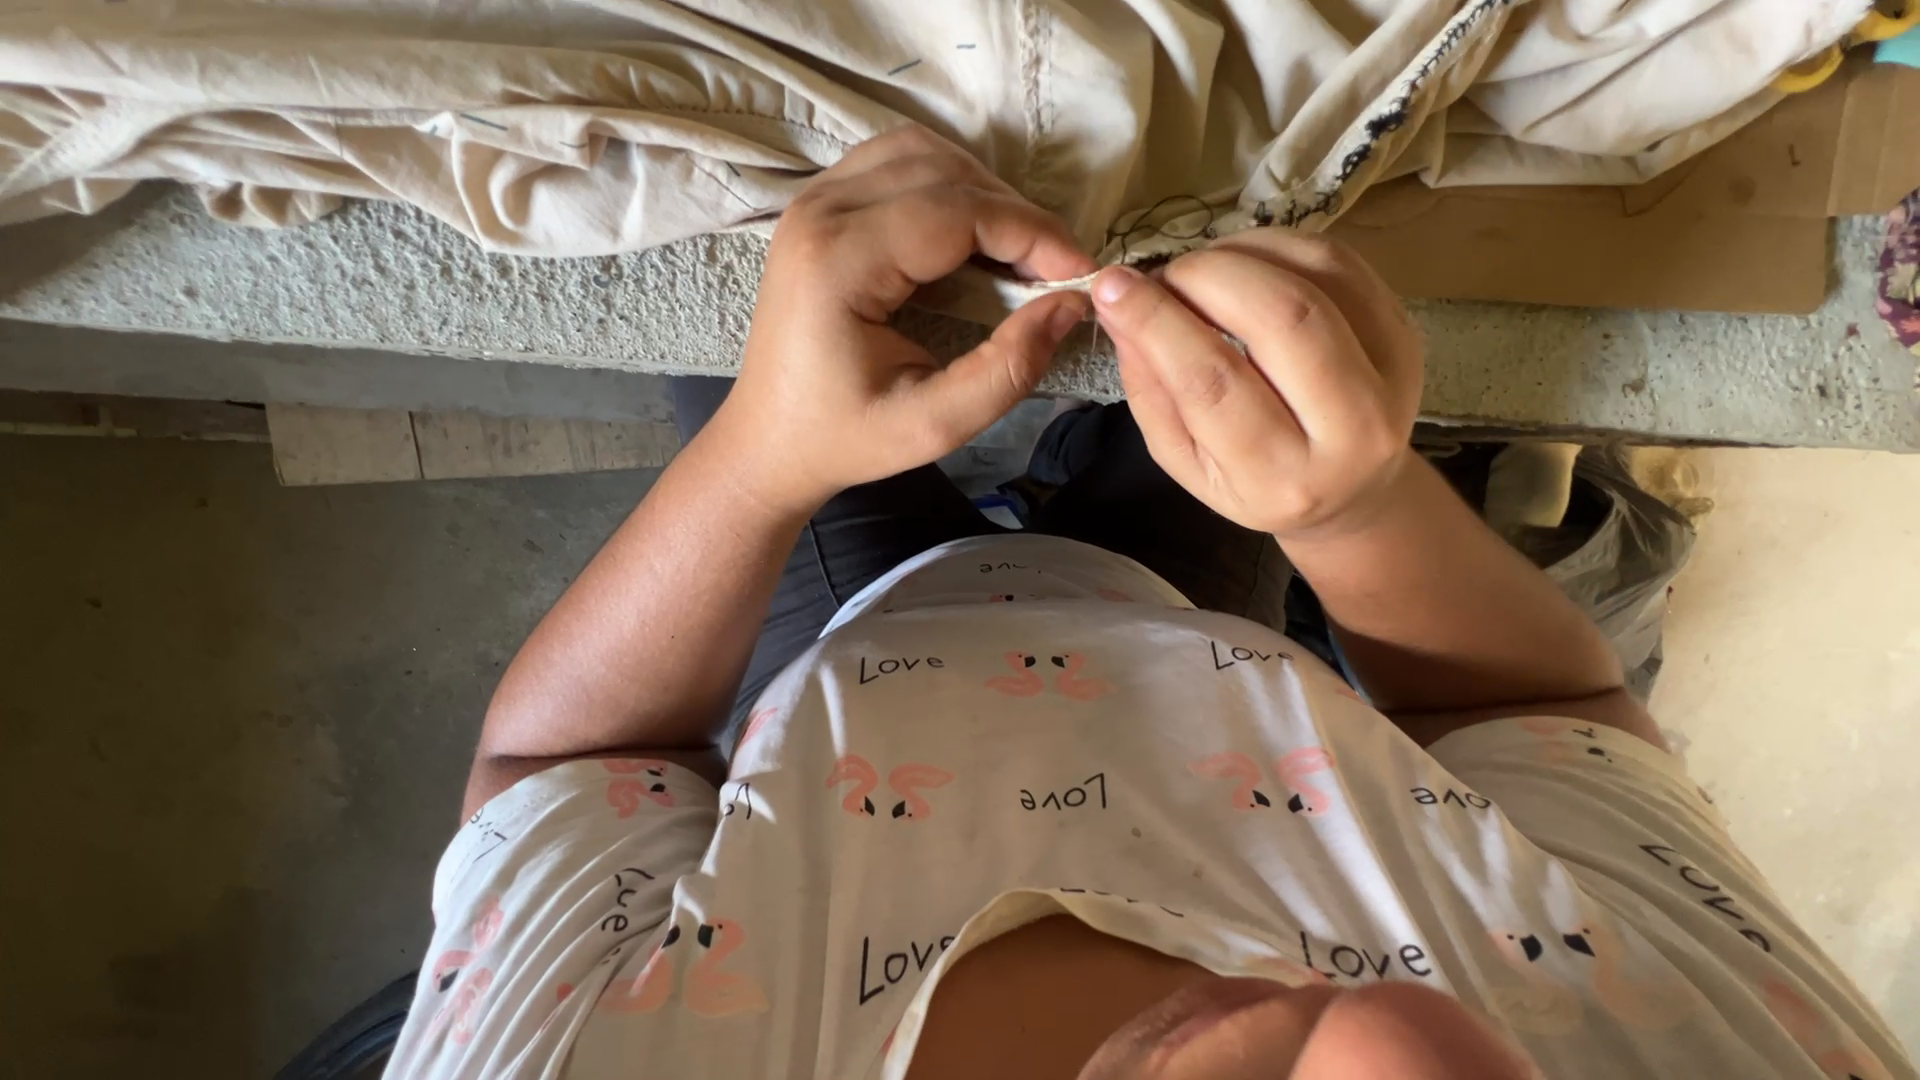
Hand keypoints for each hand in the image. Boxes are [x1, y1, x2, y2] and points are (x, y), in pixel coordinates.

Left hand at [705, 126, 1094, 513]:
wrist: (770, 440)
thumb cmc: (844, 439)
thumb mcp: (932, 426)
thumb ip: (1006, 370)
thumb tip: (1069, 306)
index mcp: (838, 262)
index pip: (956, 211)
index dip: (1031, 233)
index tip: (1078, 274)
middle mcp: (820, 212)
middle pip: (943, 170)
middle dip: (1013, 213)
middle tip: (1053, 269)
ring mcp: (813, 201)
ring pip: (921, 153)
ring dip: (982, 192)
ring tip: (1017, 252)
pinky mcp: (819, 206)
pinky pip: (896, 163)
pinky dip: (947, 186)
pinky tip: (971, 235)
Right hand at [1088, 232, 1423, 540]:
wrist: (1350, 493)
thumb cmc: (1251, 483)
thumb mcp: (1184, 461)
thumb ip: (1150, 392)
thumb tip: (1119, 307)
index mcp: (1279, 479)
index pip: (1212, 385)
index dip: (1157, 324)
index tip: (1112, 286)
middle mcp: (1349, 431)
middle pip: (1280, 319)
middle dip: (1205, 278)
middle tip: (1164, 277)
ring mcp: (1391, 375)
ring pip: (1315, 279)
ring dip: (1239, 255)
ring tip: (1198, 272)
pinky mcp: (1405, 330)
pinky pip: (1340, 262)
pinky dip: (1277, 246)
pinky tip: (1241, 264)